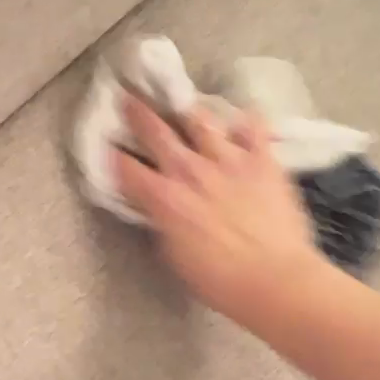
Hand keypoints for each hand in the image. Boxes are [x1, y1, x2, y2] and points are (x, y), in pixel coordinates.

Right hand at [115, 95, 329, 323]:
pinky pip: (252, 126)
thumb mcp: (174, 256)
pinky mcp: (263, 159)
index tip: (107, 147)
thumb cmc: (218, 280)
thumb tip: (158, 208)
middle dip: (138, 114)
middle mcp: (191, 170)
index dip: (113, 156)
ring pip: (202, 121)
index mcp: (164, 199)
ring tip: (185, 108)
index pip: (126, 169)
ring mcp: (229, 159)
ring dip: (189, 113)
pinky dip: (244, 122)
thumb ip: (162, 223)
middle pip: (157, 132)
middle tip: (128, 99)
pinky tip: (241, 122)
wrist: (272, 278)